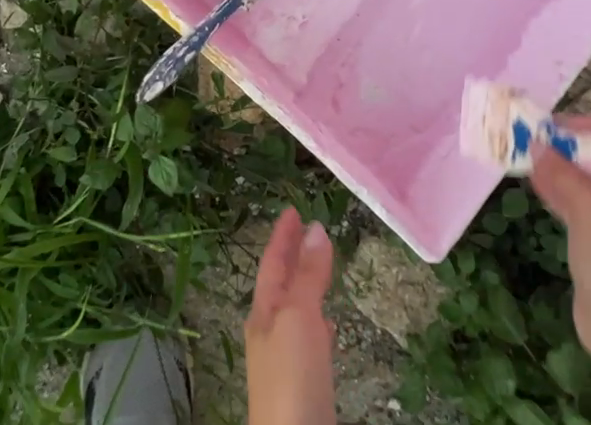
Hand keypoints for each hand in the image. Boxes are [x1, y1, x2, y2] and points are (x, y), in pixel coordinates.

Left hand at [244, 207, 336, 424]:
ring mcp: (285, 357)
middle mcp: (270, 330)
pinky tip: (327, 325)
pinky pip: (309, 337)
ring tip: (319, 266)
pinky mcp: (304, 380)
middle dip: (292, 256)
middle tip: (306, 229)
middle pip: (281, 284)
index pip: (272, 264)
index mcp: (263, 312)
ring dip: (305, 285)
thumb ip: (307, 276)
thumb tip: (316, 229)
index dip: (282, 236)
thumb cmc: (291, 375)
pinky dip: (318, 319)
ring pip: (295, 309)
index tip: (292, 209)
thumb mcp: (298, 316)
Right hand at [530, 117, 590, 369]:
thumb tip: (537, 145)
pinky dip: (566, 193)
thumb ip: (561, 171)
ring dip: (566, 171)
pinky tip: (539, 183)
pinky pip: (590, 207)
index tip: (561, 127)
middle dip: (575, 150)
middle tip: (543, 139)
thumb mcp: (588, 207)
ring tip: (534, 157)